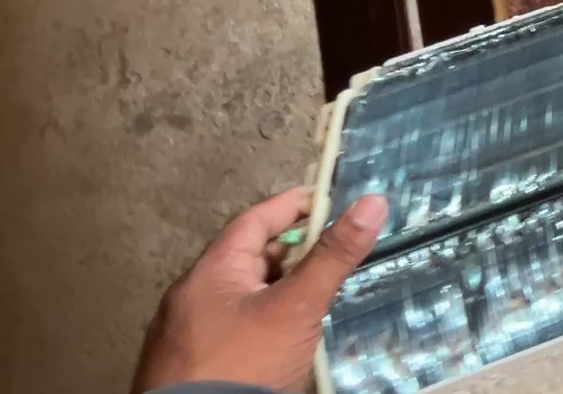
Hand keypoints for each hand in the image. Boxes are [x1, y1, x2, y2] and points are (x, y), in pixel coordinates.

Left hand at [131, 188, 387, 392]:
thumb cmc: (244, 364)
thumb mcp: (298, 306)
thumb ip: (334, 254)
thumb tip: (373, 201)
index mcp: (208, 275)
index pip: (256, 219)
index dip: (297, 204)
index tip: (338, 198)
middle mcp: (190, 299)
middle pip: (252, 254)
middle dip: (299, 245)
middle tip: (342, 243)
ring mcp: (188, 335)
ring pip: (247, 289)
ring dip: (286, 279)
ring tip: (325, 282)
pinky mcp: (196, 363)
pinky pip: (240, 318)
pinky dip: (271, 308)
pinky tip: (295, 323)